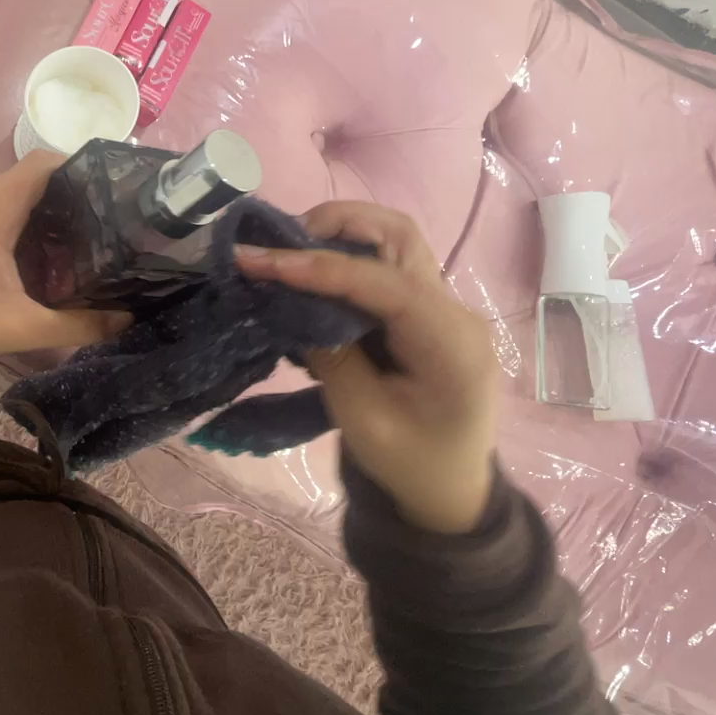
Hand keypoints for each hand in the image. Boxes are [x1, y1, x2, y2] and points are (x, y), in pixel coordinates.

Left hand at [0, 152, 128, 409]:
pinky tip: (36, 250)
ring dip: (42, 205)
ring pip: (9, 191)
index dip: (78, 168)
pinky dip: (18, 216)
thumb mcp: (25, 327)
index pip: (42, 163)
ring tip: (77, 234)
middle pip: (29, 175)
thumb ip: (80, 325)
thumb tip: (127, 319)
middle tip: (102, 218)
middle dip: (67, 191)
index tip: (108, 190)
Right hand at [234, 202, 498, 533]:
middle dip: (334, 225)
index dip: (320, 267)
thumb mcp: (361, 419)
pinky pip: (381, 262)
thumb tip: (292, 304)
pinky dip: (341, 254)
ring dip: (337, 232)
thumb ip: (331, 355)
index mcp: (450, 345)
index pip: (385, 283)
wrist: (449, 490)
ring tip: (287, 253)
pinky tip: (305, 272)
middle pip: (398, 234)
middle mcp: (453, 311)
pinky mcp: (421, 309)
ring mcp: (441, 305)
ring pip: (391, 238)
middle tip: (277, 245)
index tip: (261, 261)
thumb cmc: (408, 464)